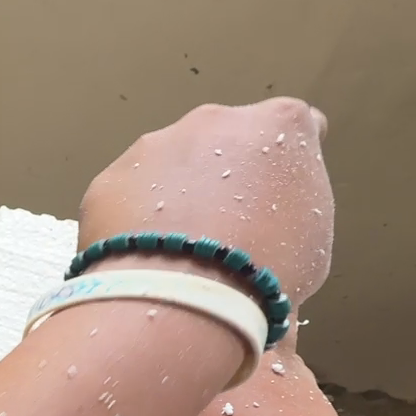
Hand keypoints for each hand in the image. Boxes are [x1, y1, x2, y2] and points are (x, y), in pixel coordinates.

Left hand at [78, 98, 332, 304]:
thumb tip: (265, 209)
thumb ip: (289, 199)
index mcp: (277, 124)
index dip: (273, 170)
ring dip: (165, 195)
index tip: (264, 200)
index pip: (283, 133)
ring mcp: (150, 148)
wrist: (182, 294)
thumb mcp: (309, 232)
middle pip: (215, 143)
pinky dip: (125, 219)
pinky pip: (120, 197)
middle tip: (210, 225)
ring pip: (161, 167)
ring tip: (165, 244)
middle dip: (213, 175)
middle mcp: (211, 121)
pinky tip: (132, 252)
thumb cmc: (266, 268)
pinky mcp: (105, 180)